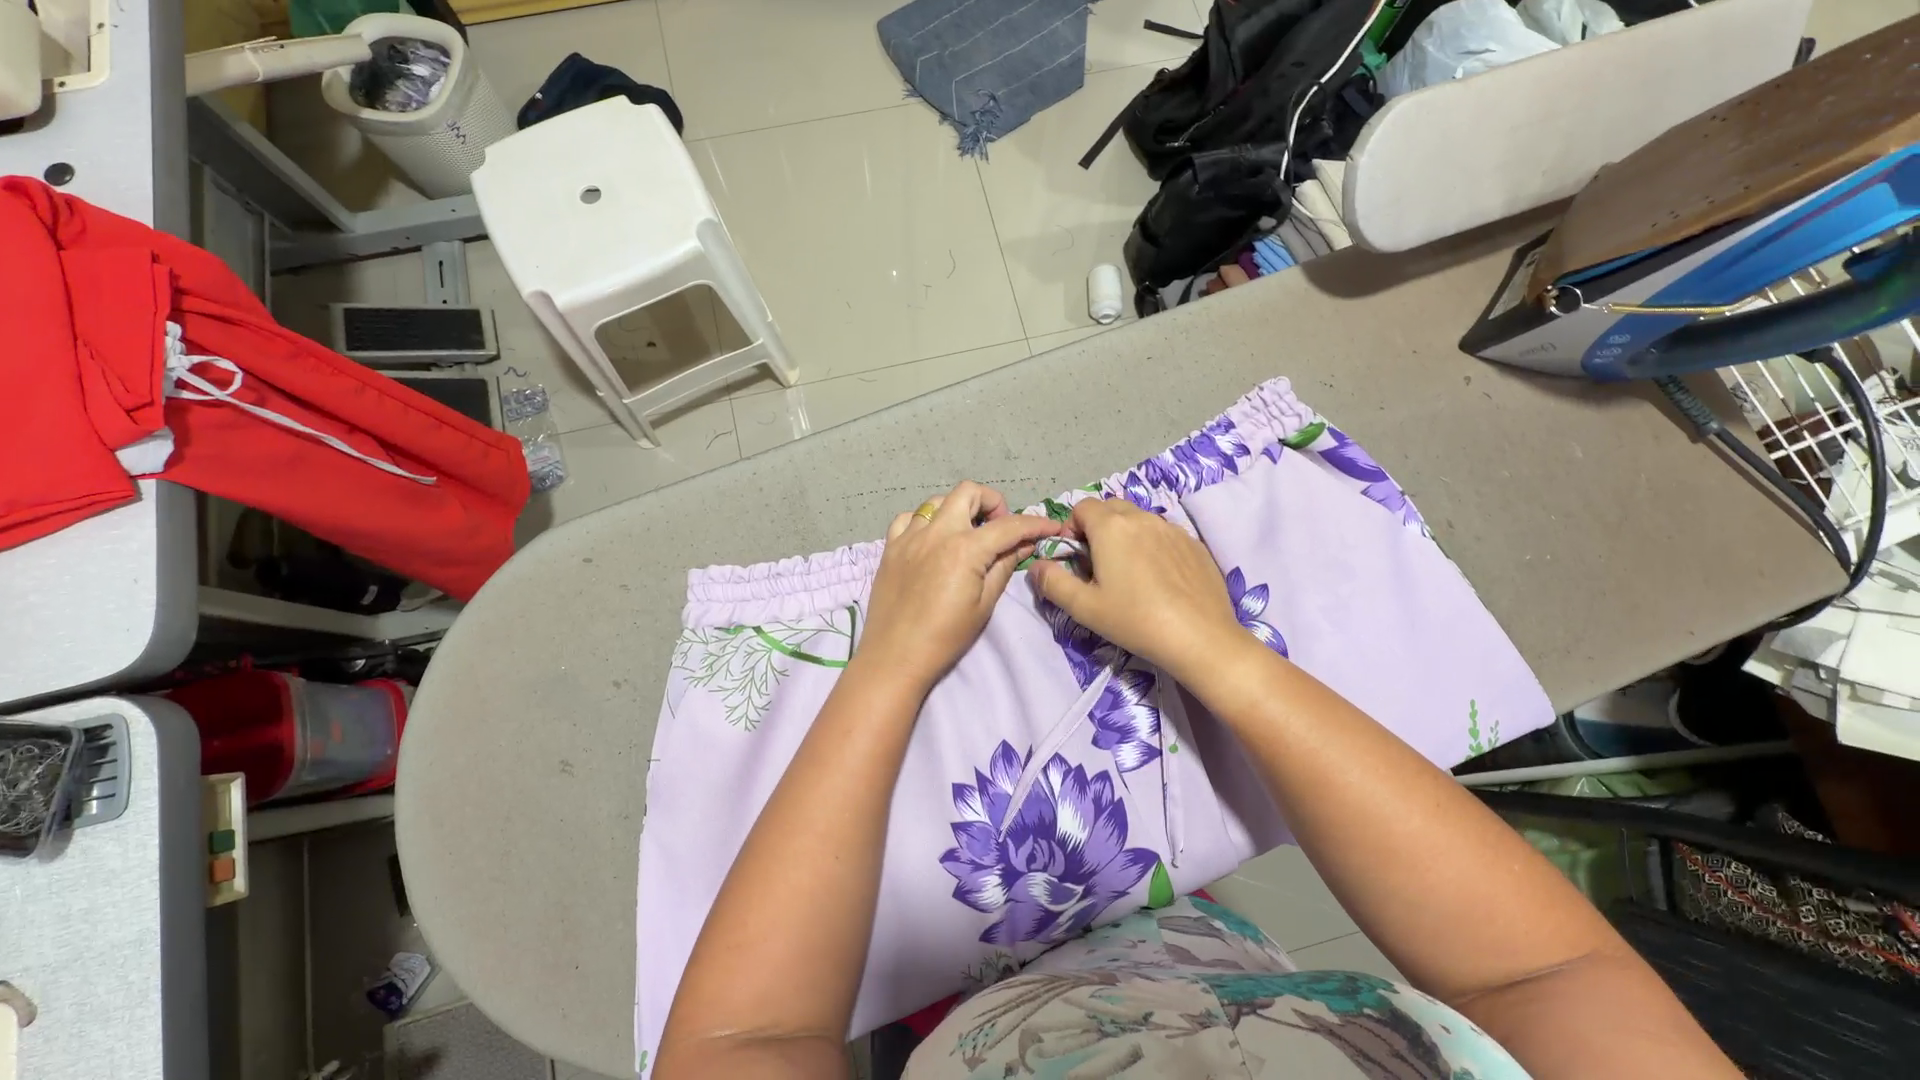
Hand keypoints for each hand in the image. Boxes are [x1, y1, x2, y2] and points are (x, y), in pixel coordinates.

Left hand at [857, 481, 1064, 692]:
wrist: (895, 657)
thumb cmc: (946, 637)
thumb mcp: (984, 605)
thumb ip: (1004, 567)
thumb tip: (1024, 545)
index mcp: (965, 548)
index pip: (1008, 526)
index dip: (1035, 524)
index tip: (1051, 527)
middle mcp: (936, 532)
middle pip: (968, 492)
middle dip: (992, 503)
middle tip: (1000, 529)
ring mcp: (909, 537)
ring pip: (937, 501)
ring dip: (958, 509)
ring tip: (966, 534)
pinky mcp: (890, 548)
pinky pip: (908, 519)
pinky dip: (925, 522)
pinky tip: (932, 541)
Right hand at [1027, 498, 1251, 685]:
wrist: (1200, 637)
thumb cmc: (1135, 620)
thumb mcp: (1084, 607)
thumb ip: (1053, 582)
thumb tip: (1035, 566)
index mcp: (1111, 527)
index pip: (1082, 507)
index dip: (1072, 528)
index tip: (1076, 559)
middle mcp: (1142, 518)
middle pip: (1112, 508)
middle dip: (1099, 528)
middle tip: (1100, 565)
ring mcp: (1172, 529)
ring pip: (1140, 521)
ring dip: (1127, 537)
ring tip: (1131, 575)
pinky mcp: (1195, 544)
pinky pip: (1165, 535)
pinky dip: (1154, 547)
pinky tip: (1160, 581)